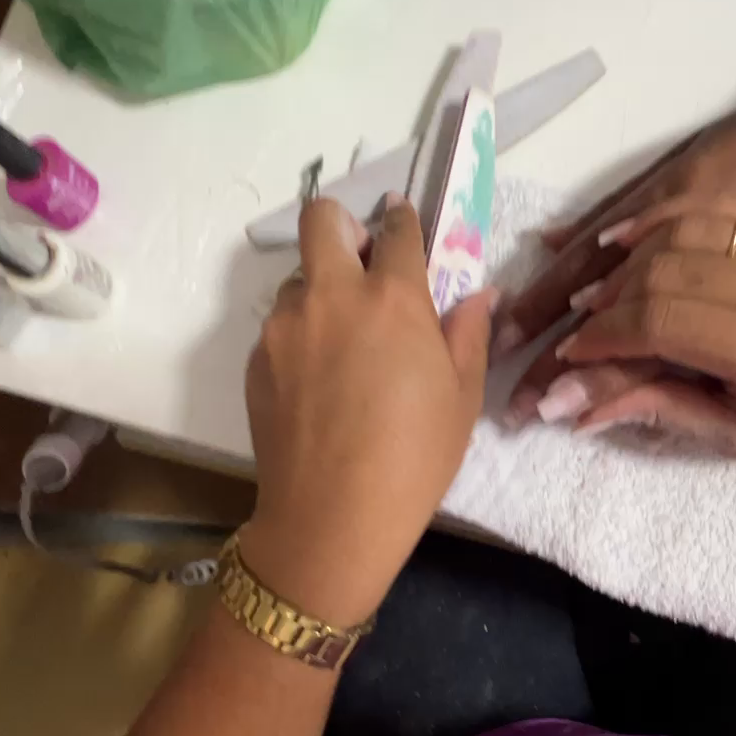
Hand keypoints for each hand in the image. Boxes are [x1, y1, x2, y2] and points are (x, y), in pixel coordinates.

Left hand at [240, 196, 496, 625]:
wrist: (334, 516)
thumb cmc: (415, 458)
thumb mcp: (461, 397)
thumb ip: (469, 333)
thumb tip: (480, 294)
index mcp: (393, 299)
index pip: (397, 228)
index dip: (404, 220)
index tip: (406, 227)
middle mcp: (332, 295)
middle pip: (322, 219)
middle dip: (344, 226)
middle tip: (363, 266)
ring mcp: (285, 326)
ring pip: (298, 279)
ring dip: (322, 290)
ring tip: (342, 343)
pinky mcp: (256, 359)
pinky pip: (280, 326)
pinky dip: (301, 335)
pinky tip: (318, 385)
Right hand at [497, 18, 735, 425]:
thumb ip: (659, 411)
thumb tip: (575, 407)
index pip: (661, 323)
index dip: (603, 338)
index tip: (568, 357)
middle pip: (664, 272)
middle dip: (605, 302)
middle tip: (571, 328)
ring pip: (684, 233)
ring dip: (627, 260)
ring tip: (594, 289)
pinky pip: (718, 209)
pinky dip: (664, 220)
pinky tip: (627, 238)